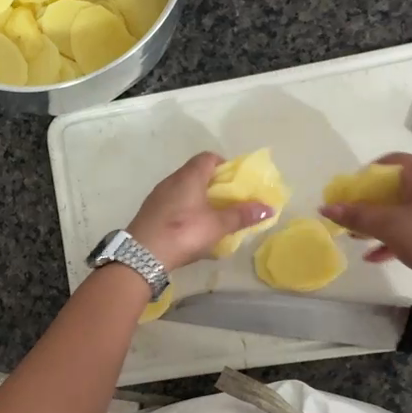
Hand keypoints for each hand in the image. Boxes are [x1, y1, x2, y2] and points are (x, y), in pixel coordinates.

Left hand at [127, 152, 272, 270]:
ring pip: (182, 191)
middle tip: (228, 201)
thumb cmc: (184, 232)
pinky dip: (184, 212)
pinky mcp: (149, 212)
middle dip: (213, 185)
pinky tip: (191, 231)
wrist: (142, 255)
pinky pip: (172, 205)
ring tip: (212, 218)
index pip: (208, 157)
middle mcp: (171, 180)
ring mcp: (157, 196)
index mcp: (189, 176)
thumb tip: (268, 207)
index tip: (235, 181)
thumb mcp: (217, 225)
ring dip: (198, 200)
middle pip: (195, 174)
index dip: (224, 165)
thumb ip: (242, 215)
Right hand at [318, 153, 411, 289]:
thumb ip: (356, 216)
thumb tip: (325, 207)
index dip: (368, 172)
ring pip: (411, 209)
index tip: (352, 189)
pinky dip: (402, 236)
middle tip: (355, 218)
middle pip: (400, 187)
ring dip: (384, 223)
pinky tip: (381, 257)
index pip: (394, 161)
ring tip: (363, 241)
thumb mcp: (388, 226)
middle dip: (373, 204)